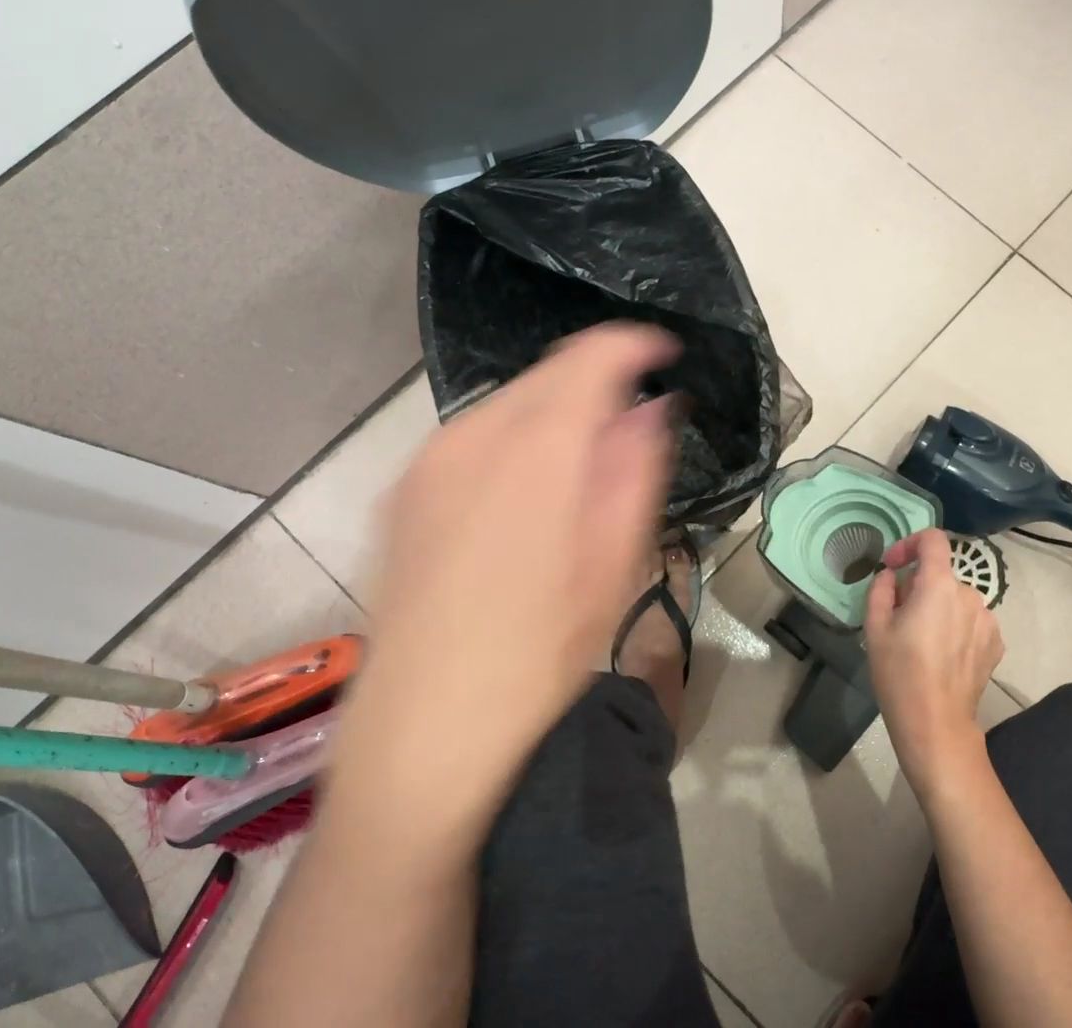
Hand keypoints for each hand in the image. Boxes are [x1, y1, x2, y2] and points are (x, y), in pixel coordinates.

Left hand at [325, 324, 678, 836]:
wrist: (425, 725)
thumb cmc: (538, 654)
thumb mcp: (612, 567)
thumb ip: (635, 473)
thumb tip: (652, 410)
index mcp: (536, 449)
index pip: (590, 357)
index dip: (635, 346)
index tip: (666, 358)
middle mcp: (472, 436)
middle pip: (546, 375)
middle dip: (596, 387)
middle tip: (635, 430)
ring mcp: (428, 462)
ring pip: (507, 406)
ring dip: (554, 417)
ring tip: (584, 472)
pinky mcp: (404, 493)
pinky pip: (472, 439)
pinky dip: (514, 443)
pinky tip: (528, 498)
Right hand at [863, 530, 1003, 784]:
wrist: (936, 722)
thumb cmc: (899, 673)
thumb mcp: (875, 628)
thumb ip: (882, 590)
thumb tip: (893, 575)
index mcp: (939, 585)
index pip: (933, 540)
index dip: (910, 544)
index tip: (893, 566)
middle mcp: (970, 595)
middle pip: (942, 576)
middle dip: (919, 588)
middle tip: (899, 618)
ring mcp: (988, 620)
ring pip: (957, 600)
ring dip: (939, 609)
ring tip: (921, 642)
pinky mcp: (996, 642)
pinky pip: (972, 622)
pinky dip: (957, 627)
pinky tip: (943, 655)